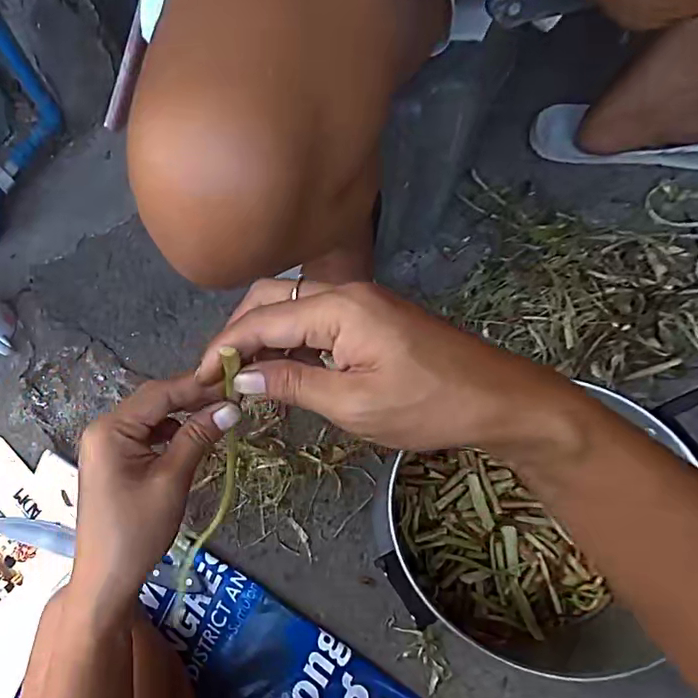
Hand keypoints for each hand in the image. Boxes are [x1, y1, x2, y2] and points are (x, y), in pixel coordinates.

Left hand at [69, 374, 241, 609]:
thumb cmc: (136, 531)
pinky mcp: (114, 462)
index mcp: (110, 429)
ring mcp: (106, 446)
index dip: (198, 386)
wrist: (107, 577)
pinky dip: (172, 435)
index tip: (234, 384)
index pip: (159, 393)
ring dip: (184, 417)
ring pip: (152, 419)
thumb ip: (197, 438)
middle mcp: (103, 429)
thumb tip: (229, 408)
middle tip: (233, 399)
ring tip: (220, 417)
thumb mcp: (171, 481)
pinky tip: (195, 439)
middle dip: (192, 399)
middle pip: (154, 402)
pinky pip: (146, 437)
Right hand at [195, 281, 591, 455]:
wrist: (498, 399)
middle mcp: (346, 292)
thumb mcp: (353, 405)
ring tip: (243, 376)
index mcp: (338, 307)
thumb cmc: (428, 406)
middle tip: (220, 375)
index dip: (224, 349)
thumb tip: (241, 378)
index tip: (199, 378)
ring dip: (263, 335)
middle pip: (271, 298)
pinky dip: (292, 340)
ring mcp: (363, 302)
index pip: (261, 319)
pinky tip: (283, 369)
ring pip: (294, 306)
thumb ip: (293, 384)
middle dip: (238, 333)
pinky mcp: (374, 318)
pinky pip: (318, 319)